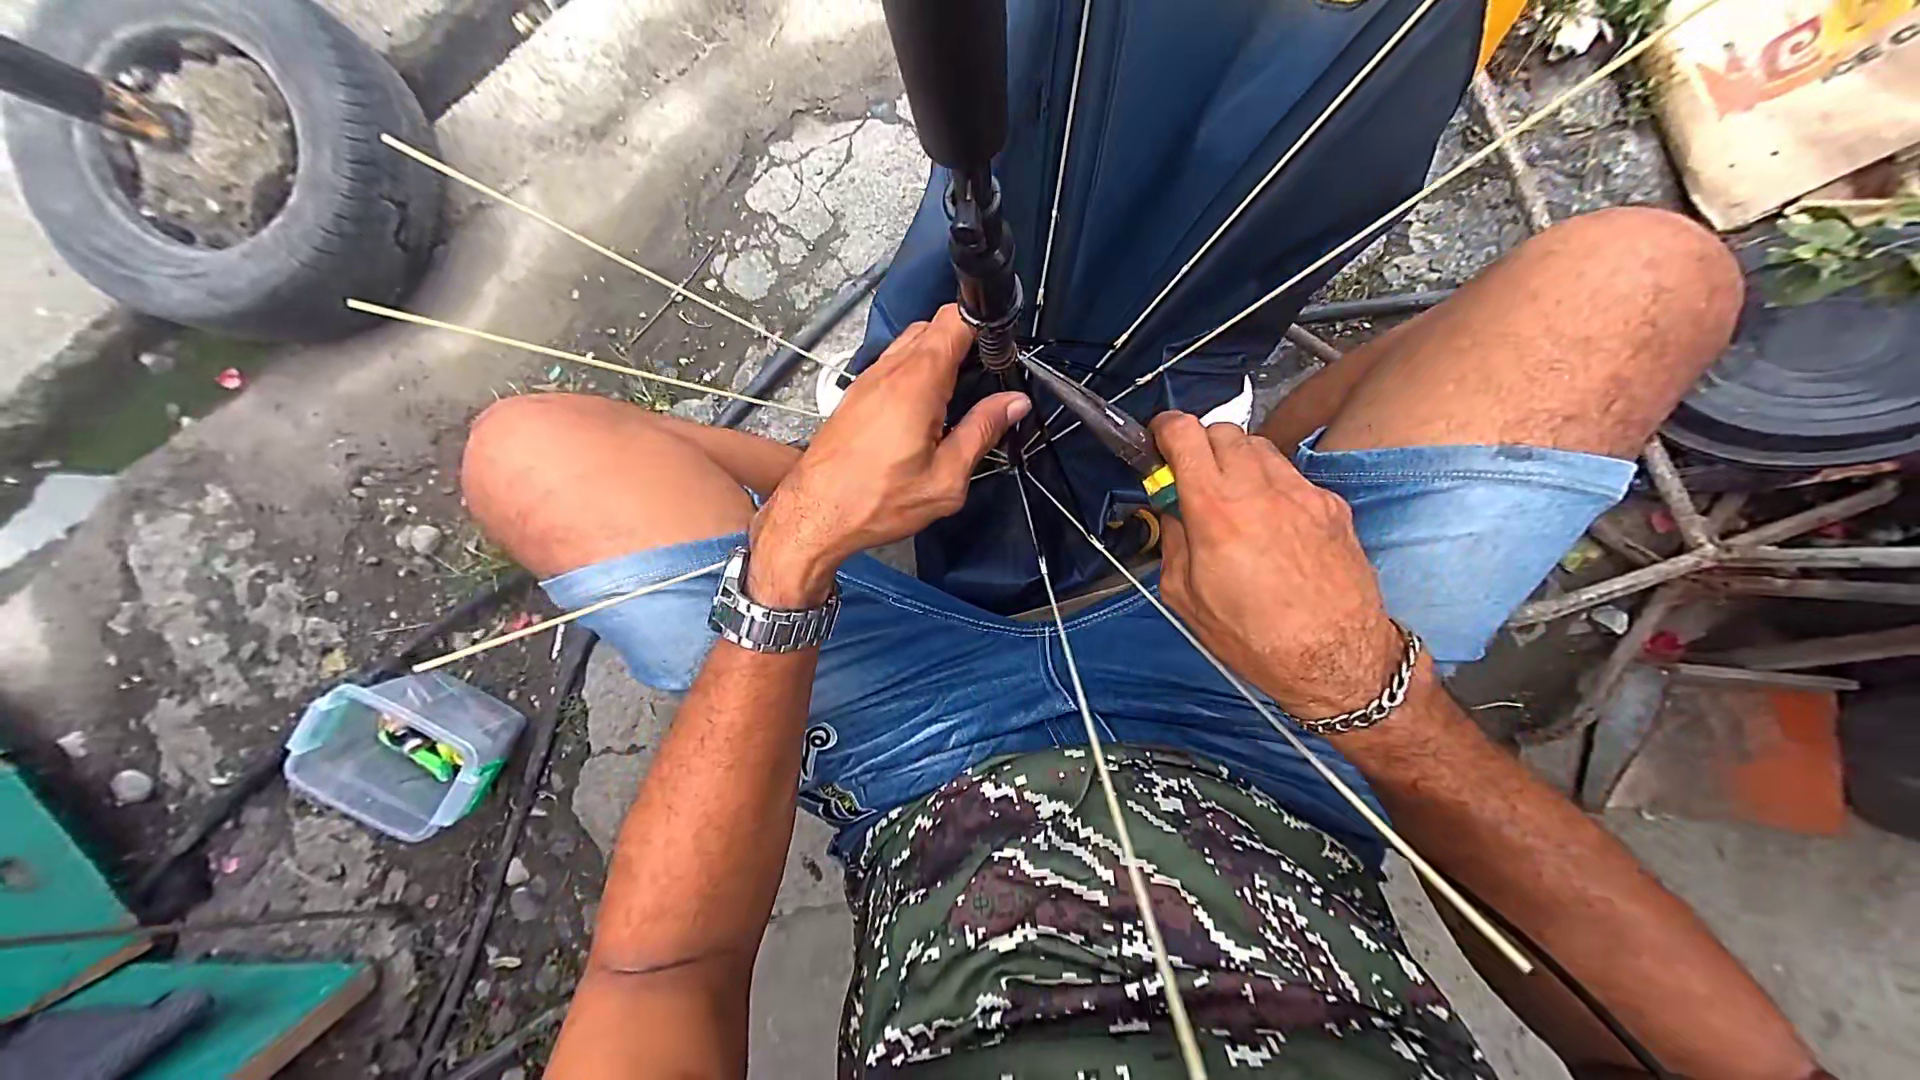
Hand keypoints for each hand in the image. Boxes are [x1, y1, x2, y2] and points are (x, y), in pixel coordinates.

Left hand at [749, 305, 1028, 605]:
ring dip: (938, 357)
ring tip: (957, 396)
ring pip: (910, 344)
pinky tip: (925, 410)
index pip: (954, 321)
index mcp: (917, 384)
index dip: (983, 325)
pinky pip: (892, 365)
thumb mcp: (945, 478)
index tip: (1000, 347)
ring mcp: (868, 380)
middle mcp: (889, 372)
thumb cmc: (873, 502)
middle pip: (933, 326)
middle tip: (985, 375)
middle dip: (964, 341)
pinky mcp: (856, 395)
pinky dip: (915, 373)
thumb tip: (1013, 404)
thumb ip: (982, 432)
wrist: (814, 515)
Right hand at [1152, 412, 1405, 718]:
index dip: (1164, 430)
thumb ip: (1172, 541)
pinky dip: (1269, 483)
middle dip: (1198, 445)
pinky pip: (1290, 474)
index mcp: (1216, 512)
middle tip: (1190, 478)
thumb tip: (1172, 511)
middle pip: (1221, 430)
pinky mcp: (1331, 505)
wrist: (1336, 660)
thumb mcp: (1184, 596)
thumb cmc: (1254, 638)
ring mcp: (1302, 494)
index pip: (1185, 435)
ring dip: (1235, 460)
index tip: (1158, 442)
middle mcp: (1260, 491)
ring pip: (1258, 446)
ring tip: (1230, 497)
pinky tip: (1268, 519)